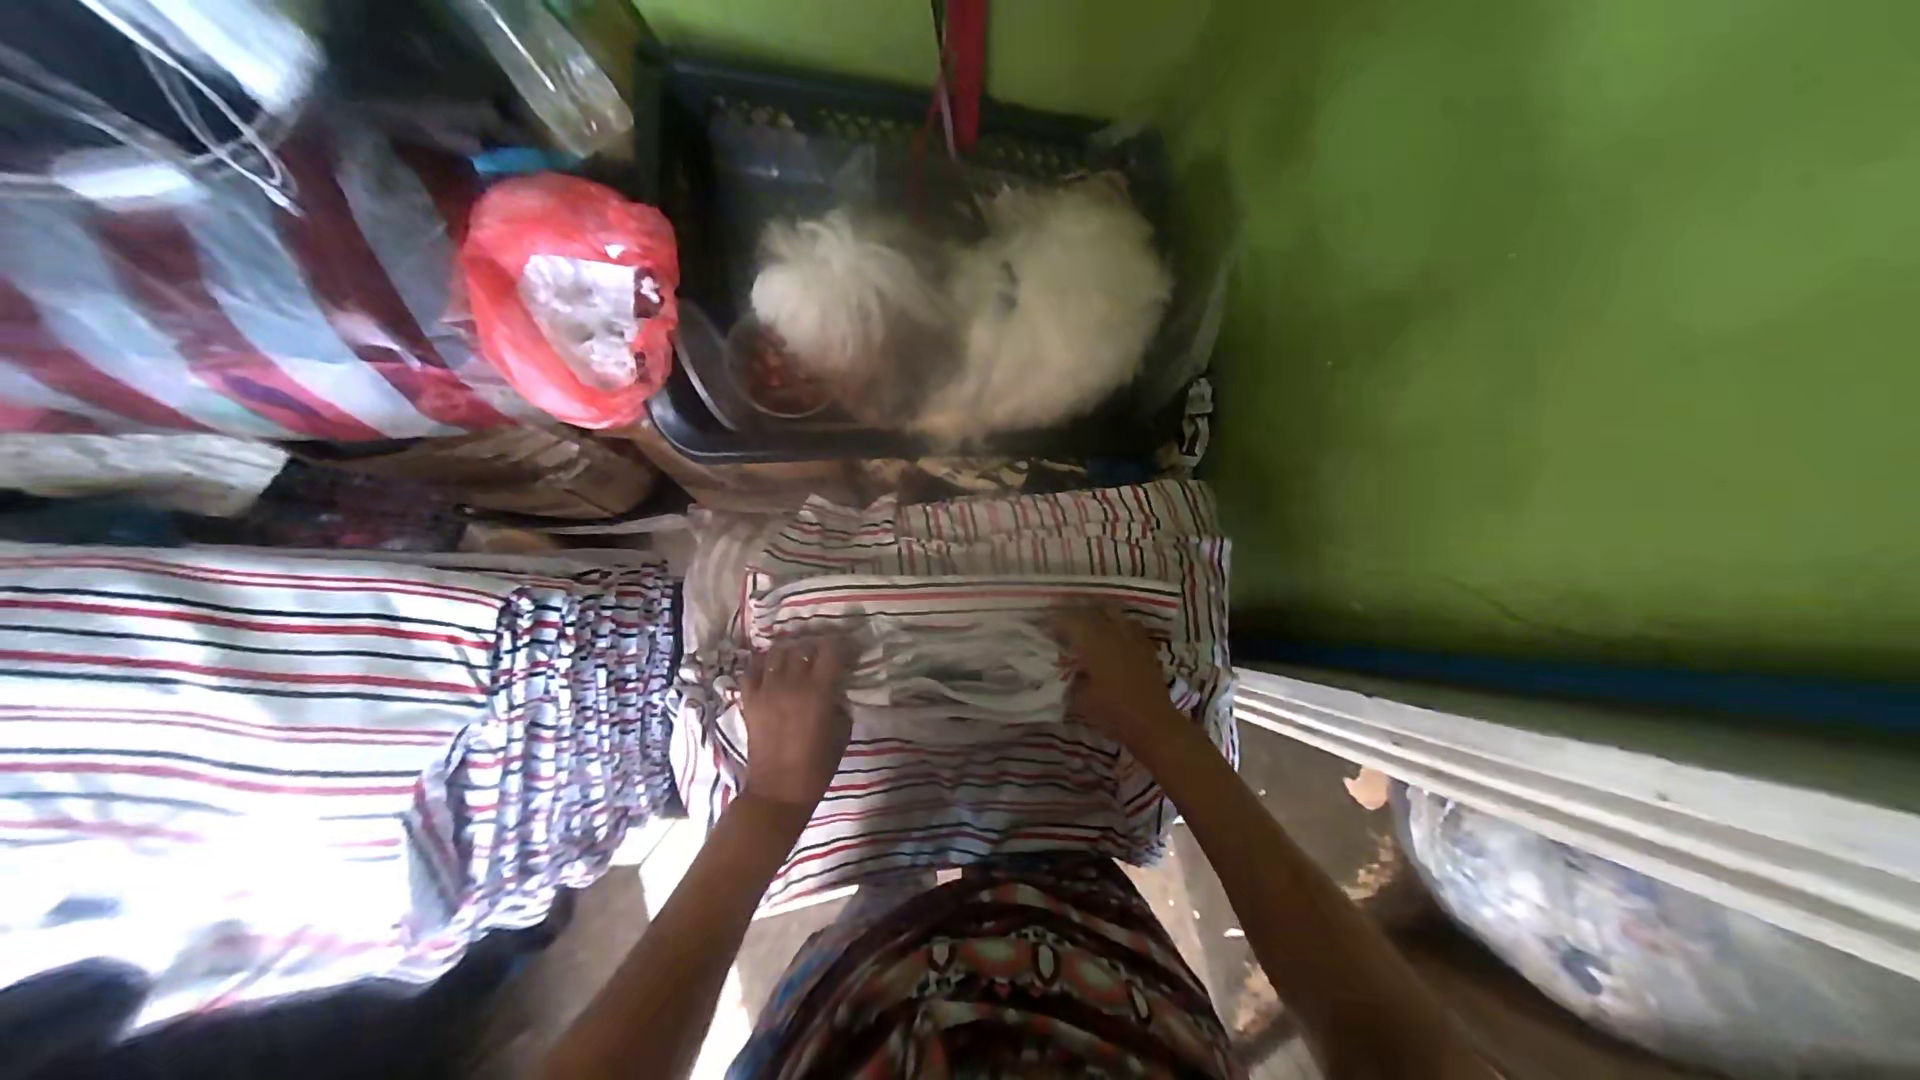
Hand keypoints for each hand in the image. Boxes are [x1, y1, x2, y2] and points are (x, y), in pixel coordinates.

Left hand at [739, 636, 850, 815]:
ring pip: (775, 653)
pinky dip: (761, 665)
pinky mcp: (749, 700)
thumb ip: (840, 705)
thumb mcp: (842, 733)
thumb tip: (836, 691)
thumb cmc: (817, 766)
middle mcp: (791, 683)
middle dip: (815, 646)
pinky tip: (770, 671)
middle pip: (802, 647)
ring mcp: (766, 690)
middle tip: (823, 653)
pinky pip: (751, 671)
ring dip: (789, 651)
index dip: (841, 645)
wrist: (778, 790)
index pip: (830, 651)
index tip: (848, 649)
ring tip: (796, 658)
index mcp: (818, 691)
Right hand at [1053, 606, 1185, 747]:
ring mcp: (1133, 638)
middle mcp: (1113, 632)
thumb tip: (1067, 667)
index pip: (1069, 619)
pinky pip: (1131, 626)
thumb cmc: (1112, 712)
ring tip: (1090, 629)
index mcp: (1093, 641)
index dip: (1055, 621)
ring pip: (1114, 613)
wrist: (1153, 724)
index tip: (1045, 629)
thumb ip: (1071, 677)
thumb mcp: (1080, 699)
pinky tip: (1115, 640)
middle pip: (1092, 610)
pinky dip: (1119, 627)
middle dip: (1075, 615)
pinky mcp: (1147, 648)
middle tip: (1065, 628)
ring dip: (1099, 616)